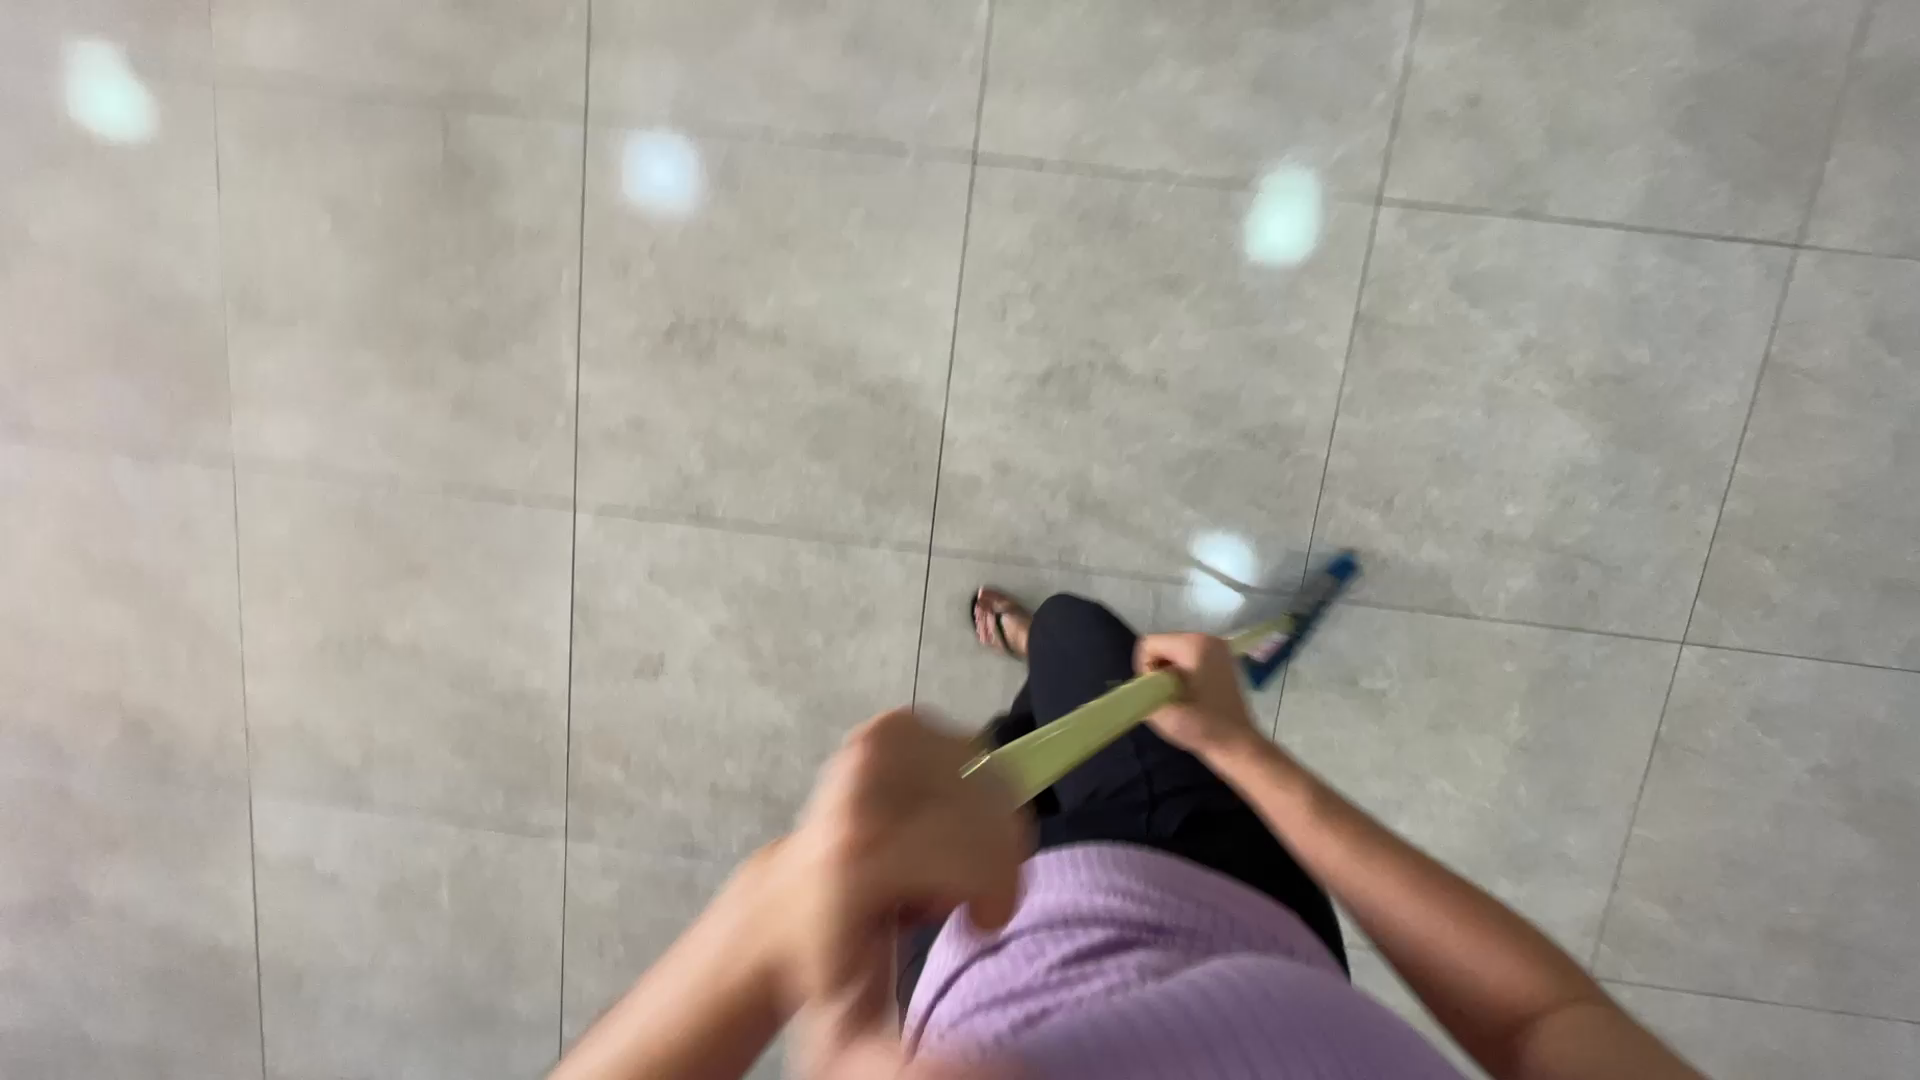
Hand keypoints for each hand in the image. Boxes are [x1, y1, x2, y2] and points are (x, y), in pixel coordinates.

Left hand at [757, 708, 1030, 1073]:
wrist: (783, 903)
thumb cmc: (830, 964)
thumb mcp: (859, 1032)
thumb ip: (910, 1065)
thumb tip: (999, 1073)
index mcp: (862, 857)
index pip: (979, 854)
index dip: (999, 889)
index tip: (982, 922)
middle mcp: (864, 788)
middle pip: (992, 810)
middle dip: (993, 857)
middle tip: (955, 892)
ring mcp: (875, 746)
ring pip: (988, 776)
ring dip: (978, 823)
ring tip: (937, 855)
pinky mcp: (887, 727)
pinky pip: (969, 747)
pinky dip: (966, 784)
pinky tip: (935, 817)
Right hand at [1135, 633, 1261, 756]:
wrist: (1238, 744)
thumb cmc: (1202, 727)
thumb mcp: (1162, 713)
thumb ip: (1140, 694)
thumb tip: (1135, 687)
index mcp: (1194, 645)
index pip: (1149, 644)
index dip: (1144, 669)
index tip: (1154, 692)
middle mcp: (1208, 639)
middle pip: (1163, 644)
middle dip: (1157, 669)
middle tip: (1164, 695)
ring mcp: (1218, 648)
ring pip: (1174, 651)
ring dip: (1168, 671)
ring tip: (1177, 695)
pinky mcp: (1223, 659)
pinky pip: (1189, 657)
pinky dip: (1183, 671)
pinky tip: (1190, 692)